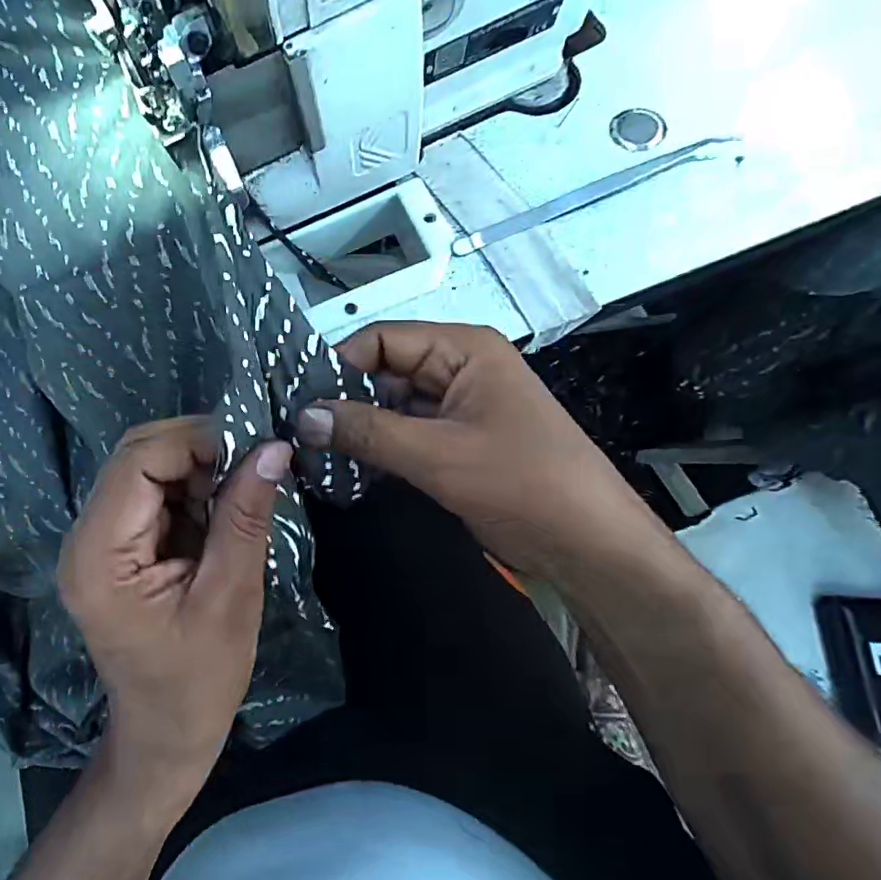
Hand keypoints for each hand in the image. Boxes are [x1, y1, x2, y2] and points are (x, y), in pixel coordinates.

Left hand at [58, 417, 291, 778]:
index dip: (199, 442)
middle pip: (138, 455)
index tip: (257, 450)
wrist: (167, 731)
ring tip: (244, 494)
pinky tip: (224, 512)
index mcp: (100, 556)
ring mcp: (99, 541)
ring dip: (202, 469)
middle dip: (201, 449)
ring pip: (149, 467)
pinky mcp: (119, 546)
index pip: (139, 460)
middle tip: (255, 466)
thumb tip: (274, 447)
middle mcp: (86, 538)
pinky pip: (157, 492)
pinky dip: (196, 489)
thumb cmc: (200, 678)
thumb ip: (245, 517)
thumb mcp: (232, 596)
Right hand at [296, 321, 676, 589]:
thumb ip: (368, 432)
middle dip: (345, 402)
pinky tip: (346, 473)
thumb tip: (303, 416)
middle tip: (295, 436)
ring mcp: (459, 409)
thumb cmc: (521, 482)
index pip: (382, 339)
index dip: (339, 365)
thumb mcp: (439, 454)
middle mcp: (458, 368)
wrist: (585, 540)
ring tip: (312, 457)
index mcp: (463, 348)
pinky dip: (381, 452)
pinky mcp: (458, 445)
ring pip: (393, 408)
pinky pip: (408, 437)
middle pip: (385, 372)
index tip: (297, 403)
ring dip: (360, 431)